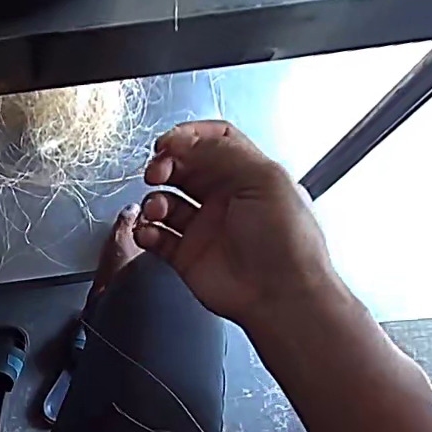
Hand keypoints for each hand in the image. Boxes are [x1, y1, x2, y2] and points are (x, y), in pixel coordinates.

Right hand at [133, 121, 344, 330]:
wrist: (279, 293)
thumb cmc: (285, 240)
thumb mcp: (262, 179)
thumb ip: (222, 152)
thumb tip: (183, 140)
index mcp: (246, 174)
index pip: (212, 141)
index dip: (188, 137)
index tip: (168, 143)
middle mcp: (224, 199)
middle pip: (183, 169)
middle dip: (165, 165)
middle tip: (155, 172)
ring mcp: (204, 228)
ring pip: (166, 203)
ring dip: (154, 201)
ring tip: (156, 211)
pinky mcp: (188, 256)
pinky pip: (158, 238)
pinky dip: (146, 232)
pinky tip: (149, 232)